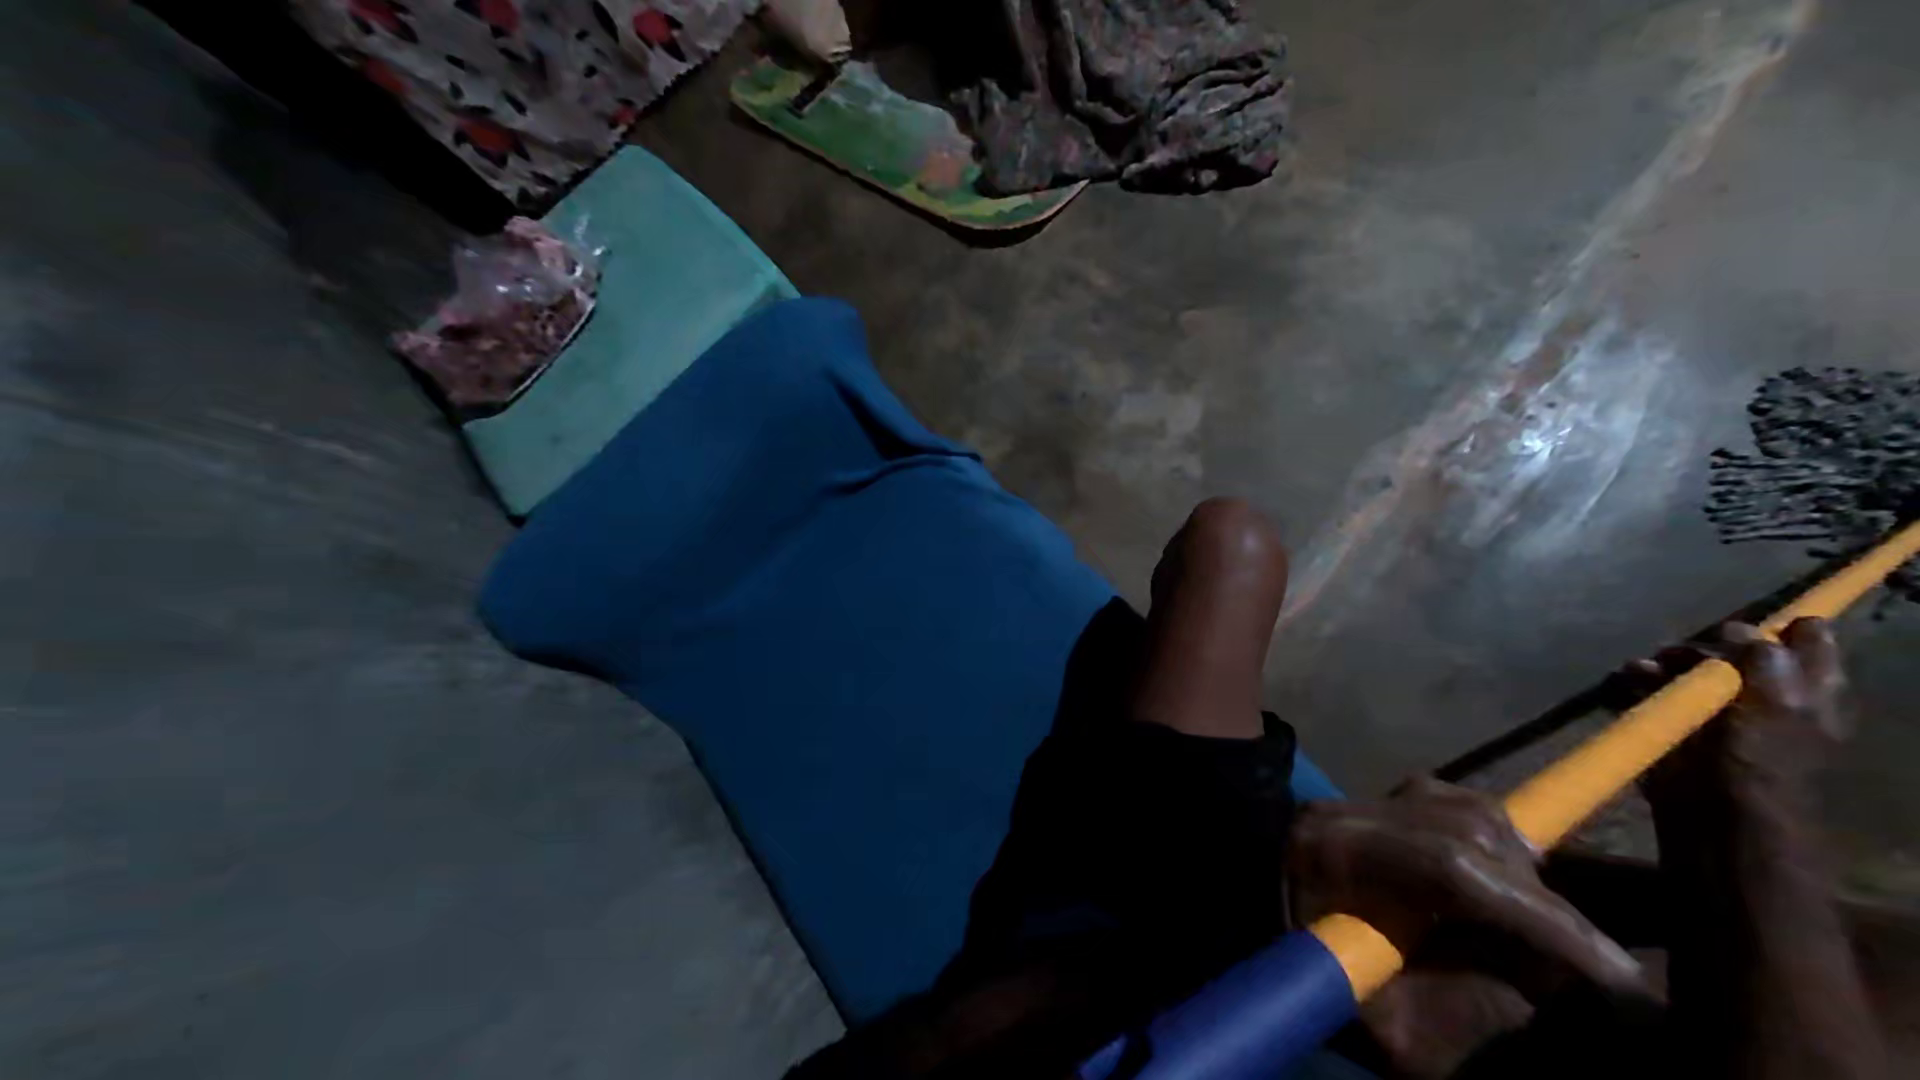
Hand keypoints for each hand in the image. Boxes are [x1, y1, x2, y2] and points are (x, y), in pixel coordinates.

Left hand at [1288, 778, 1645, 1075]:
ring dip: (1520, 868)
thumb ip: (1477, 999)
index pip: (1448, 866)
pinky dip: (1495, 844)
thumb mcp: (1397, 1025)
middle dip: (1539, 899)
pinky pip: (1456, 805)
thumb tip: (1565, 971)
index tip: (1616, 975)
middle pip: (1468, 831)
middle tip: (1583, 960)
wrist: (1271, 931)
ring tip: (1532, 925)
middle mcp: (1341, 812)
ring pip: (1468, 811)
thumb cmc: (1325, 984)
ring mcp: (1355, 798)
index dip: (1540, 916)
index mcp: (1333, 858)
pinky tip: (1500, 886)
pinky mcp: (1372, 798)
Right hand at [1637, 617, 1847, 807]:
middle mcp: (1766, 695)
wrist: (1718, 810)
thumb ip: (1764, 661)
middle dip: (1710, 645)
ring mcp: (1718, 709)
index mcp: (1807, 692)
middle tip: (1688, 649)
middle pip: (1739, 653)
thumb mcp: (1777, 705)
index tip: (1760, 619)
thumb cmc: (1761, 758)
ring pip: (1691, 668)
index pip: (1809, 646)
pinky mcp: (1677, 721)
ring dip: (1668, 661)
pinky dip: (1640, 679)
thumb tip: (1739, 629)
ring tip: (1648, 664)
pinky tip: (1630, 676)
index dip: (1789, 628)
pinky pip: (1654, 688)